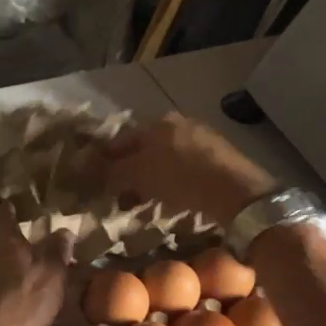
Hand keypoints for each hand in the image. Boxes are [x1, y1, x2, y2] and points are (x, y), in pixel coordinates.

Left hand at [0, 202, 72, 325]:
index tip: (15, 196)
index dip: (6, 202)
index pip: (0, 211)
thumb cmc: (23, 299)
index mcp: (3, 238)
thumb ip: (57, 250)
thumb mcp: (51, 274)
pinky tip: (20, 272)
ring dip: (6, 244)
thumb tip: (64, 230)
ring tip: (27, 243)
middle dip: (3, 220)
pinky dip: (6, 263)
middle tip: (21, 216)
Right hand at [106, 113, 277, 227]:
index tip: (95, 181)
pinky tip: (171, 200)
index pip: (120, 139)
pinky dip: (172, 183)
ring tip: (142, 203)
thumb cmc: (180, 178)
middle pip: (144, 149)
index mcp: (157, 122)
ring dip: (149, 180)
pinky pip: (185, 169)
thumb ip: (110, 170)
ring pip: (165, 160)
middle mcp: (180, 124)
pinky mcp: (220, 159)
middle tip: (119, 196)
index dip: (104, 160)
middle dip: (129, 172)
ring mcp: (203, 139)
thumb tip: (87, 168)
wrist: (238, 192)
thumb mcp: (137, 175)